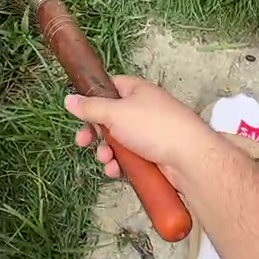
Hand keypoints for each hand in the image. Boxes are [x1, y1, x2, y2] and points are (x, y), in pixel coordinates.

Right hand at [65, 76, 217, 185]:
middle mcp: (143, 109)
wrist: (190, 158)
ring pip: (118, 140)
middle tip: (82, 141)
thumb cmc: (153, 127)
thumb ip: (90, 107)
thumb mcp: (115, 113)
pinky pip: (130, 157)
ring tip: (106, 160)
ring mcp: (149, 133)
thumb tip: (68, 98)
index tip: (80, 112)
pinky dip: (120, 164)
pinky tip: (115, 172)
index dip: (93, 99)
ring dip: (107, 151)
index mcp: (136, 90)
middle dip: (95, 132)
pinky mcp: (153, 155)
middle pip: (110, 117)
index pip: (109, 87)